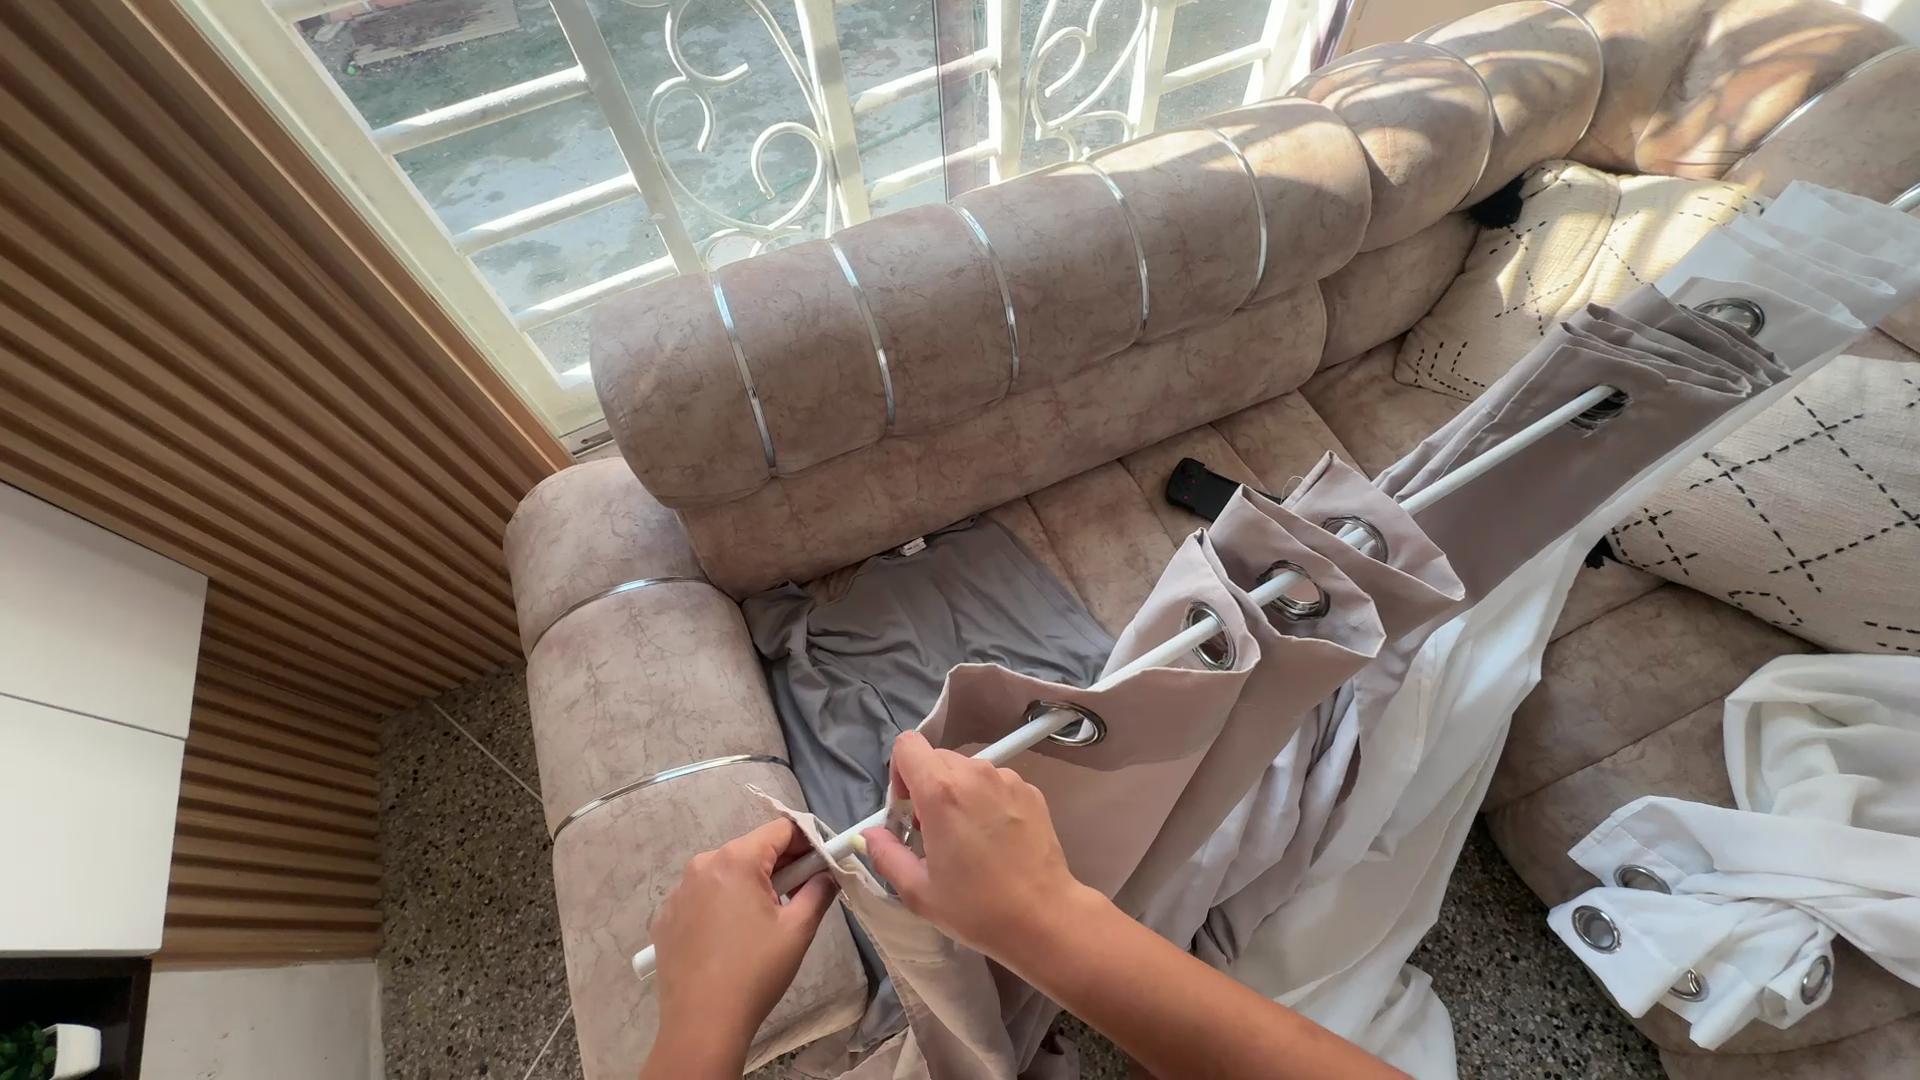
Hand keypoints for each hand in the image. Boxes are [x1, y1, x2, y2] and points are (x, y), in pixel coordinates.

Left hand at [646, 817, 838, 1070]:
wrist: (701, 1027)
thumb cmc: (755, 972)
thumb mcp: (798, 929)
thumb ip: (819, 889)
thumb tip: (828, 873)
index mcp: (736, 860)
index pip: (781, 829)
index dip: (807, 841)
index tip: (820, 864)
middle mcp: (703, 865)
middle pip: (752, 848)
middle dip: (780, 865)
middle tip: (797, 895)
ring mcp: (679, 891)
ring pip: (727, 871)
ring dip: (750, 883)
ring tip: (762, 921)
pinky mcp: (666, 917)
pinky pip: (703, 895)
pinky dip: (721, 903)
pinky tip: (729, 937)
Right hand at [860, 730, 1101, 961]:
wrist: (1044, 917)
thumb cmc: (977, 908)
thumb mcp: (918, 891)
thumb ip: (885, 855)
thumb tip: (868, 834)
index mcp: (941, 792)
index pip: (907, 745)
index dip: (899, 772)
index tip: (908, 809)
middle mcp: (975, 773)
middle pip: (936, 758)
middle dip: (927, 787)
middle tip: (935, 831)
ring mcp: (1007, 778)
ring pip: (967, 770)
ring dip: (958, 793)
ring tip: (970, 838)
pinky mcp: (1030, 789)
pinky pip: (995, 782)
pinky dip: (987, 800)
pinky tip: (996, 839)